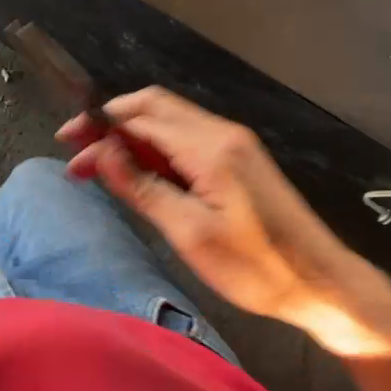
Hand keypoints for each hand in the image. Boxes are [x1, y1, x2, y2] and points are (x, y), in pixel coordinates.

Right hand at [57, 87, 390, 356]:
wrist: (323, 284)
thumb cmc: (255, 267)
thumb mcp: (190, 233)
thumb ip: (143, 188)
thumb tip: (102, 151)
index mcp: (210, 148)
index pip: (141, 119)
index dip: (100, 126)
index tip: (67, 144)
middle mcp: (222, 133)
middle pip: (154, 106)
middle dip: (110, 122)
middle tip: (76, 149)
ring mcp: (233, 144)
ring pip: (168, 120)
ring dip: (129, 135)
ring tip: (98, 166)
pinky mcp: (239, 159)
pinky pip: (185, 137)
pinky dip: (153, 147)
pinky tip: (136, 171)